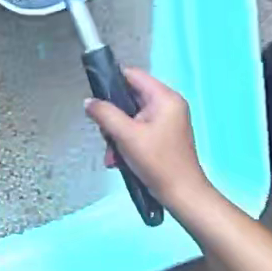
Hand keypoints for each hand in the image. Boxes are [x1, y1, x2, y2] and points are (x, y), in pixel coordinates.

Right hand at [83, 67, 212, 207]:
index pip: (133, 75)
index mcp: (165, 98)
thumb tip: (88, 101)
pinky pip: (138, 131)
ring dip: (117, 135)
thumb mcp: (126, 136)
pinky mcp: (163, 137)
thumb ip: (105, 114)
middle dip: (113, 118)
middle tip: (105, 135)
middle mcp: (168, 105)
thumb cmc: (157, 162)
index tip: (95, 98)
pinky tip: (119, 161)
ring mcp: (167, 122)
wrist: (182, 195)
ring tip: (112, 155)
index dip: (112, 82)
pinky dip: (127, 143)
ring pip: (131, 118)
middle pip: (130, 98)